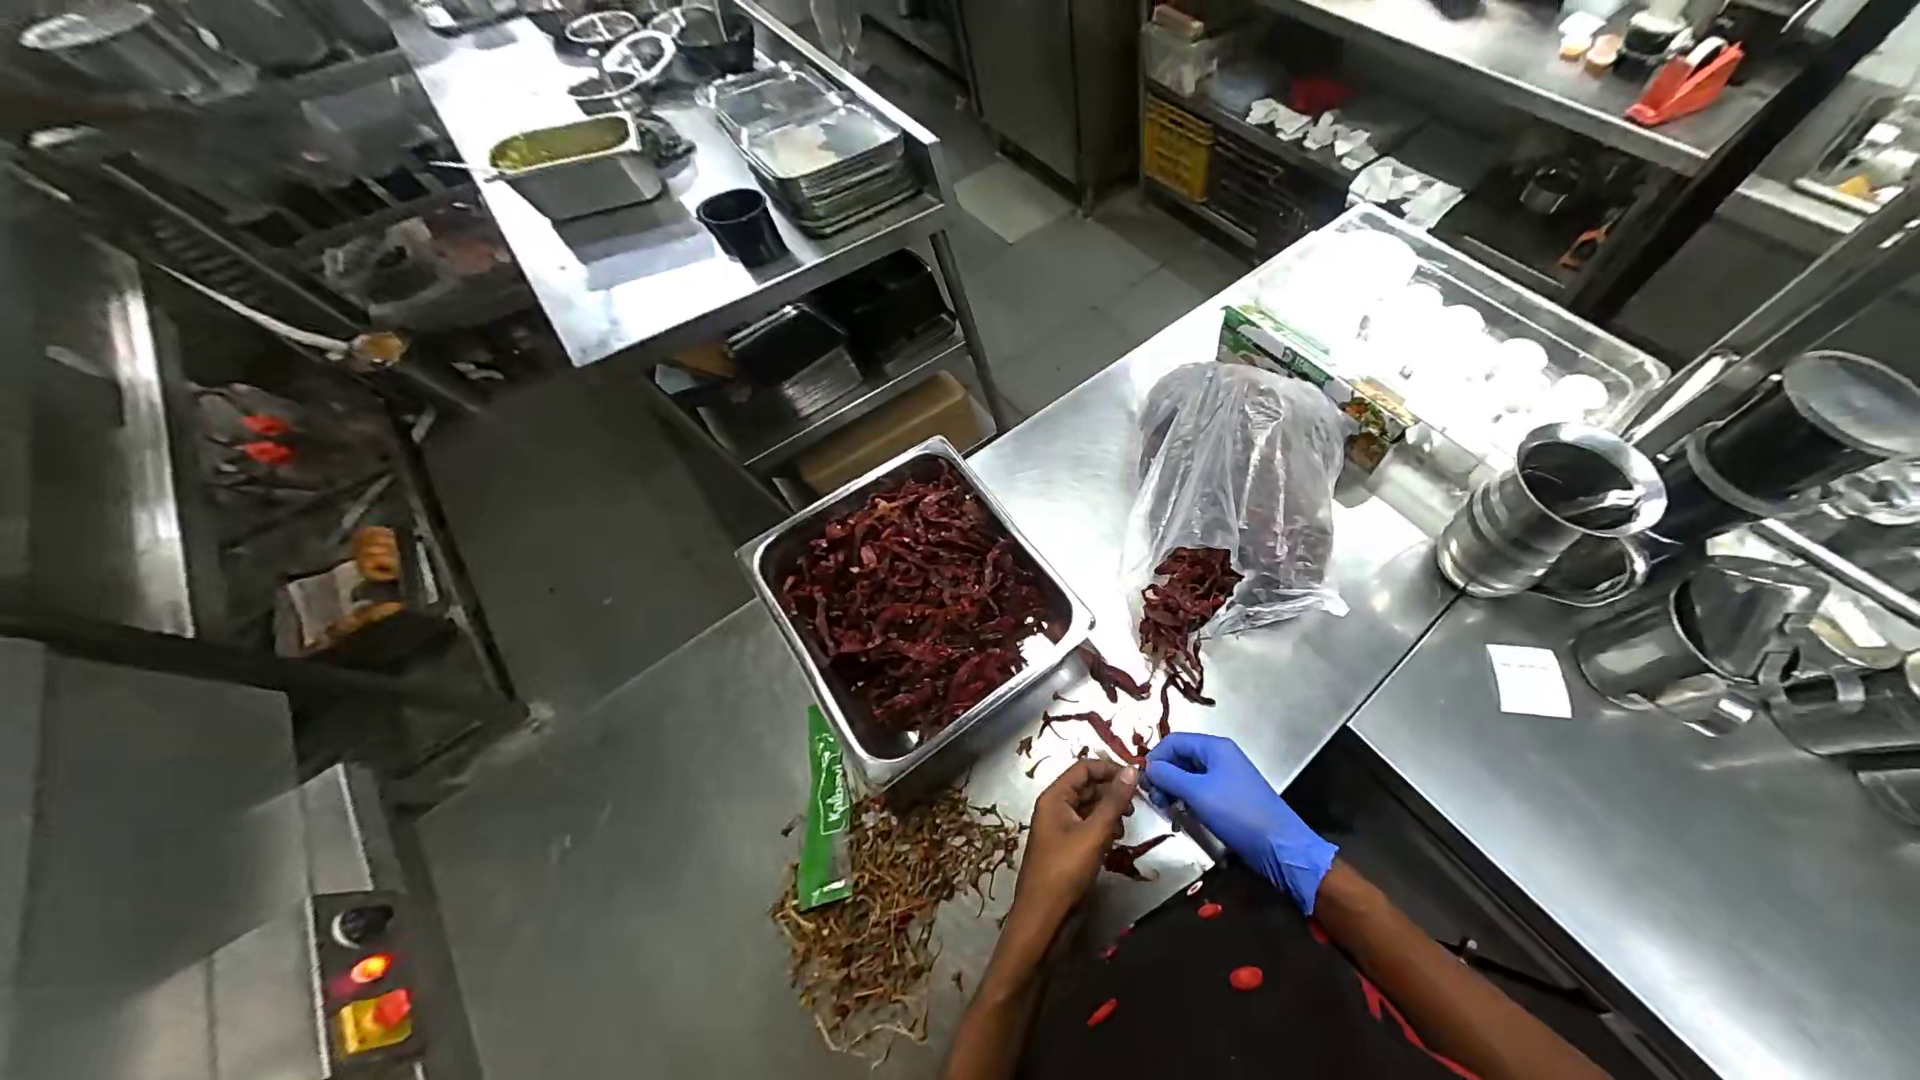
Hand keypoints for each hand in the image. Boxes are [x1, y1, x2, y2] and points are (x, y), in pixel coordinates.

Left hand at [1011, 759, 1137, 925]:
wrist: (1044, 917)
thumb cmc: (1065, 870)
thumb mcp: (1094, 833)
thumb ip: (1114, 801)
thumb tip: (1133, 770)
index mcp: (1054, 797)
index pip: (1084, 768)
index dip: (1110, 769)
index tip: (1137, 779)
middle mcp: (1055, 807)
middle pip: (1087, 786)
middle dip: (1112, 791)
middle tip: (1137, 805)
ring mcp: (1060, 827)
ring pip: (1089, 806)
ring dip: (1110, 810)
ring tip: (1126, 824)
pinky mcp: (1067, 846)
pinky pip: (1088, 825)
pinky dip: (1104, 827)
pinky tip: (1116, 839)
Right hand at [1144, 733, 1337, 913]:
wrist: (1280, 846)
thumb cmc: (1238, 813)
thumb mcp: (1197, 793)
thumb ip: (1168, 776)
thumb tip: (1148, 767)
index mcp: (1214, 747)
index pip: (1173, 741)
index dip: (1156, 757)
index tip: (1143, 779)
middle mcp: (1220, 756)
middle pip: (1180, 756)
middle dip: (1163, 775)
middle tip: (1154, 797)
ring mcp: (1226, 776)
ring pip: (1188, 774)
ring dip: (1173, 788)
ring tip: (1166, 807)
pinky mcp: (1229, 796)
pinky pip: (1199, 789)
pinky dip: (1186, 798)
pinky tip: (1181, 813)